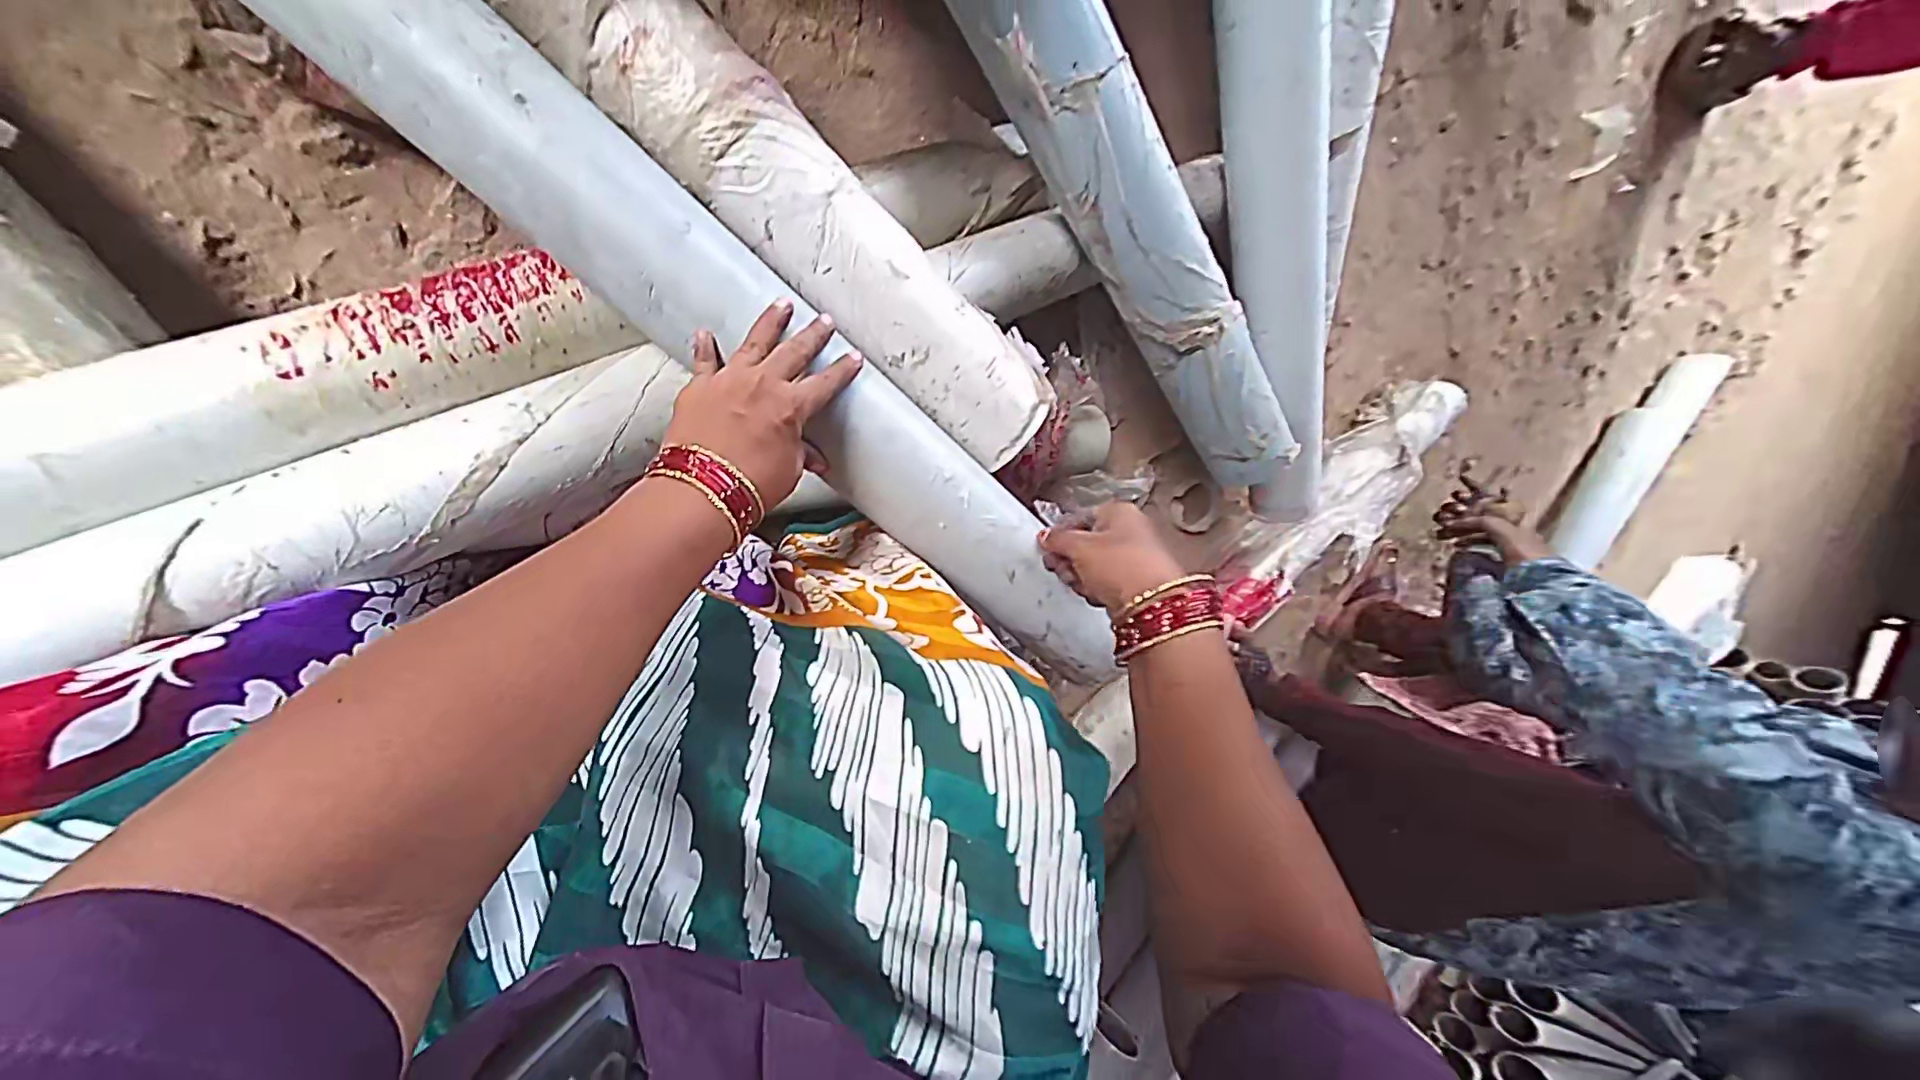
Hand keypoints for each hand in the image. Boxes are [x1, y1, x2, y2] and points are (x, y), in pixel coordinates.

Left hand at [661, 300, 862, 505]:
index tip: (853, 358)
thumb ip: (800, 453)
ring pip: (755, 341)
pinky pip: (705, 360)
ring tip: (782, 305)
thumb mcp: (789, 470)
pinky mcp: (701, 387)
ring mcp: (730, 380)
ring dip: (771, 322)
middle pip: (795, 351)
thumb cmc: (748, 483)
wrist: (704, 488)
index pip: (826, 382)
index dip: (842, 370)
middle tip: (824, 321)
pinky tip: (706, 334)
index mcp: (791, 406)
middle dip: (813, 335)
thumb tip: (811, 457)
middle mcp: (763, 384)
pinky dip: (706, 347)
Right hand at [1037, 502, 1187, 612]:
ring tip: (1082, 584)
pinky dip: (1097, 588)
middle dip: (1069, 559)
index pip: (1078, 517)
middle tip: (1062, 569)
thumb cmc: (1119, 565)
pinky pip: (1106, 581)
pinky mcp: (1135, 581)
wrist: (1151, 603)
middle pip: (1085, 542)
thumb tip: (1046, 536)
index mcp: (1118, 511)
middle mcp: (1129, 530)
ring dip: (1081, 576)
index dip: (1059, 534)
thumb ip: (1057, 539)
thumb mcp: (1079, 547)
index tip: (1046, 548)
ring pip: (1093, 565)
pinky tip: (1097, 594)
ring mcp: (1133, 556)